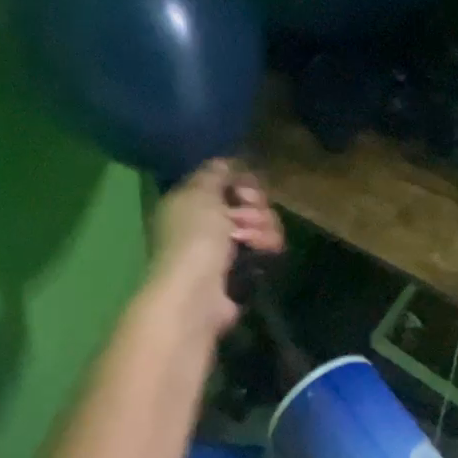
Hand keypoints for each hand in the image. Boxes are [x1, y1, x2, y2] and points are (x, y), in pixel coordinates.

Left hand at [149, 160, 284, 332]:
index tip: (243, 187)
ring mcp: (227, 246)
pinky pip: (266, 243)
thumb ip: (214, 173)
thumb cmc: (193, 237)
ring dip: (262, 224)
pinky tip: (263, 248)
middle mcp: (206, 222)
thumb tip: (225, 163)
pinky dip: (267, 243)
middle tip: (245, 215)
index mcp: (189, 202)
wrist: (197, 294)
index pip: (224, 180)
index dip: (239, 179)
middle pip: (246, 199)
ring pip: (261, 220)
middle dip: (253, 204)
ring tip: (252, 239)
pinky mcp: (245, 266)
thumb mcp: (199, 193)